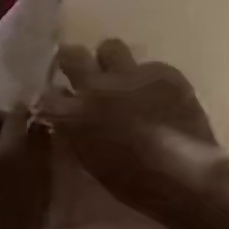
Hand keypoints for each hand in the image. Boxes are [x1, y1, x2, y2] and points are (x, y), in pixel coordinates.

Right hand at [41, 40, 222, 214]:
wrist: (182, 175)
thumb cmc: (131, 181)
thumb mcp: (91, 160)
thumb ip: (77, 133)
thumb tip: (71, 119)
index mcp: (72, 116)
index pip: (46, 95)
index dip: (52, 97)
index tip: (60, 101)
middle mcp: (95, 87)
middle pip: (71, 55)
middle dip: (72, 60)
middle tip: (81, 69)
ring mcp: (130, 75)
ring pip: (110, 47)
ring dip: (110, 60)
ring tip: (121, 76)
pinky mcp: (163, 72)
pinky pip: (149, 66)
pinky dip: (150, 79)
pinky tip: (161, 96)